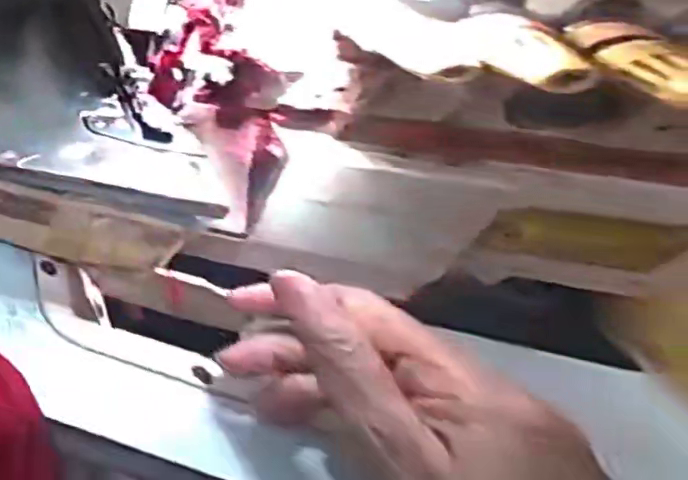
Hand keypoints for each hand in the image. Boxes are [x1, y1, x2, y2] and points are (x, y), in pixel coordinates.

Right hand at [215, 272, 606, 479]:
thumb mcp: (394, 449)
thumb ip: (343, 361)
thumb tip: (289, 278)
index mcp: (474, 383)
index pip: (364, 309)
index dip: (292, 300)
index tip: (233, 308)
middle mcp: (494, 393)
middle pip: (370, 345)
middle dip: (292, 350)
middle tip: (233, 366)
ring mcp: (502, 429)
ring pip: (385, 381)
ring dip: (314, 384)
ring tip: (264, 406)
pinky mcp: (498, 459)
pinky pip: (411, 413)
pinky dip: (356, 414)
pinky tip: (315, 425)